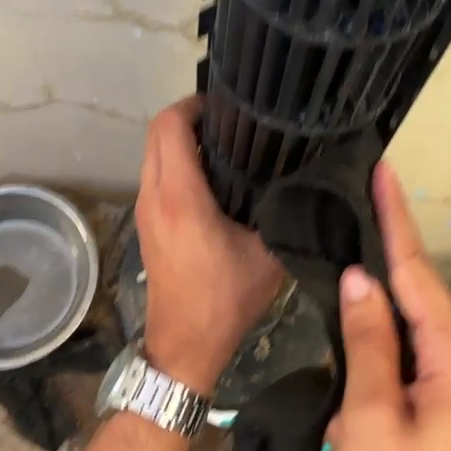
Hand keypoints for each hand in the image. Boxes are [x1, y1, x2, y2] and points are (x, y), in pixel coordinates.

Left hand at [136, 96, 283, 394]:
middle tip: (232, 122)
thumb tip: (306, 181)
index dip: (195, 104)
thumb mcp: (268, 255)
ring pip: (152, 154)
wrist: (184, 345)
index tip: (229, 106)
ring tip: (226, 146)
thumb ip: (283, 213)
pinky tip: (212, 178)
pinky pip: (155, 175)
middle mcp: (153, 196)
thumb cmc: (225, 300)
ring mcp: (144, 210)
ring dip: (180, 140)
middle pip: (156, 133)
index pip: (170, 126)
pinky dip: (175, 163)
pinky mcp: (146, 224)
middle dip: (189, 117)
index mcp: (180, 198)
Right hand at [330, 163, 450, 450]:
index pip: (415, 271)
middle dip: (389, 238)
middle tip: (357, 191)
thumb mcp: (369, 418)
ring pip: (419, 314)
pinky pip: (419, 340)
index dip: (395, 218)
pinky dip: (392, 314)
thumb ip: (368, 342)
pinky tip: (369, 298)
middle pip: (420, 286)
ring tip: (355, 231)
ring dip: (389, 276)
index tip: (382, 169)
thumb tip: (361, 279)